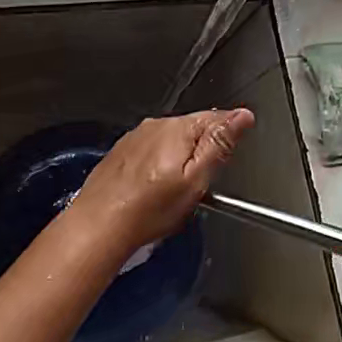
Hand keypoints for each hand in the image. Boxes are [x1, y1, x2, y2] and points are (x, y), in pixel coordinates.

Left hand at [66, 109, 253, 252]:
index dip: (229, 135)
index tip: (229, 155)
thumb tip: (242, 116)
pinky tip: (154, 191)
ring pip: (171, 141)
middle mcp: (155, 126)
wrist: (99, 225)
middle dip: (202, 152)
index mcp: (178, 129)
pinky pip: (151, 152)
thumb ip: (220, 144)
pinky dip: (158, 167)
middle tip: (199, 184)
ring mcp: (136, 138)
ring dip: (179, 159)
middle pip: (194, 129)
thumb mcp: (196, 179)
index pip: (218, 117)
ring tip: (174, 192)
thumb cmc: (147, 210)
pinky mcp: (122, 153)